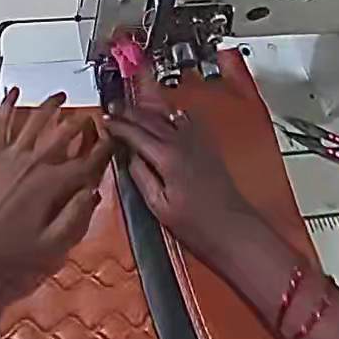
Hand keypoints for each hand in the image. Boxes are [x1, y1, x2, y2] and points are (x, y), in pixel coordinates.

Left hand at [0, 90, 112, 313]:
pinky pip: (1, 124)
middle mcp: (34, 162)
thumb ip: (75, 218)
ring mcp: (12, 156)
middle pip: (64, 135)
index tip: (113, 141)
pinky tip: (14, 91)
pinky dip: (7, 105)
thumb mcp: (50, 249)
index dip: (103, 151)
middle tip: (92, 117)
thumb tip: (93, 192)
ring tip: (62, 95)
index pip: (86, 163)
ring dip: (51, 106)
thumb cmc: (8, 255)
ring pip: (36, 121)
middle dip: (81, 123)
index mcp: (52, 185)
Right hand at [106, 84, 260, 263]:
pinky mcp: (205, 143)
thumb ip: (141, 176)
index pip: (135, 133)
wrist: (234, 230)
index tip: (104, 122)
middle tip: (112, 108)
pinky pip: (182, 120)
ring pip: (164, 115)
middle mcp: (180, 140)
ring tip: (131, 108)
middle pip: (148, 118)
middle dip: (128, 112)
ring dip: (146, 110)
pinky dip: (167, 114)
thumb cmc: (196, 226)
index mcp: (166, 155)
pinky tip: (163, 116)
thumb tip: (129, 155)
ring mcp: (195, 139)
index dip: (117, 126)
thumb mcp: (159, 207)